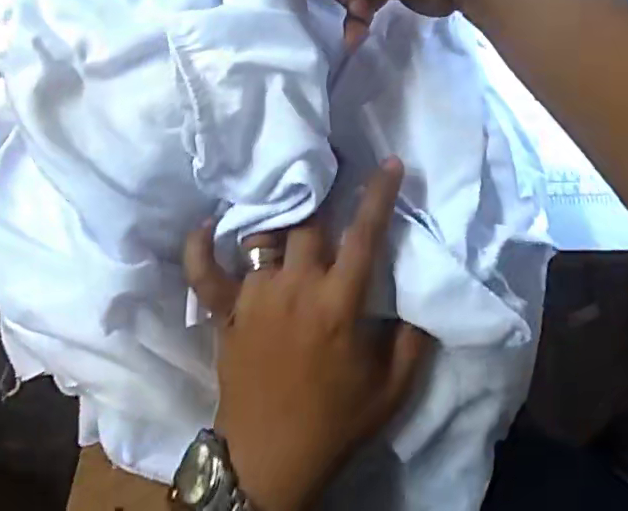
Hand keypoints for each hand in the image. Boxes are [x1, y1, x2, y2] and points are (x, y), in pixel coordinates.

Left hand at [184, 159, 431, 510]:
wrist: (266, 466)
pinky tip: (206, 226)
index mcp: (339, 304)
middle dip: (324, 193)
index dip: (379, 194)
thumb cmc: (336, 422)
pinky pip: (205, 275)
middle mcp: (295, 290)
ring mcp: (255, 300)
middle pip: (309, 222)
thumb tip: (426, 294)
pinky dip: (201, 249)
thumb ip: (414, 338)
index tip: (390, 163)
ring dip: (280, 217)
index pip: (364, 234)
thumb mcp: (393, 388)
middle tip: (333, 173)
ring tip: (289, 194)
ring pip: (265, 237)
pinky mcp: (226, 317)